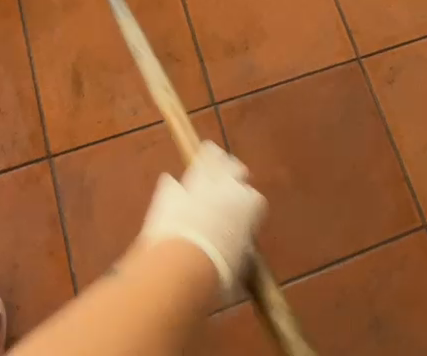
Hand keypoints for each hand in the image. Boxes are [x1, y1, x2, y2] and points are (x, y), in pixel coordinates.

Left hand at [136, 142, 267, 294]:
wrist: (183, 264)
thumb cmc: (218, 273)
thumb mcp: (238, 269)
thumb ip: (239, 255)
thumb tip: (237, 263)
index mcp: (249, 207)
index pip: (255, 200)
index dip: (249, 207)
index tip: (245, 216)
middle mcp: (226, 188)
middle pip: (233, 169)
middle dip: (233, 171)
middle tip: (232, 174)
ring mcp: (197, 185)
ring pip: (207, 160)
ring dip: (208, 159)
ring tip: (209, 152)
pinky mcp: (171, 190)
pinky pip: (173, 183)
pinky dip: (173, 187)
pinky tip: (172, 187)